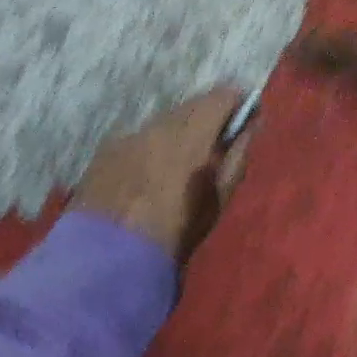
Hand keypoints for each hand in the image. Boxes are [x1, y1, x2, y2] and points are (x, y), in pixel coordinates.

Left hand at [71, 88, 248, 263]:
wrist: (105, 261)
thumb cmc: (175, 233)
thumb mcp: (219, 198)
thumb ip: (238, 155)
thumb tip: (252, 125)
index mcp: (191, 135)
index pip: (221, 95)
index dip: (238, 104)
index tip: (245, 120)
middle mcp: (158, 125)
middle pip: (191, 105)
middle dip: (207, 119)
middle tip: (214, 146)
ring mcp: (127, 136)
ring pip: (163, 122)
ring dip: (177, 133)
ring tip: (178, 164)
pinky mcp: (104, 151)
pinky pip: (137, 139)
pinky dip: (150, 148)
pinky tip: (146, 176)